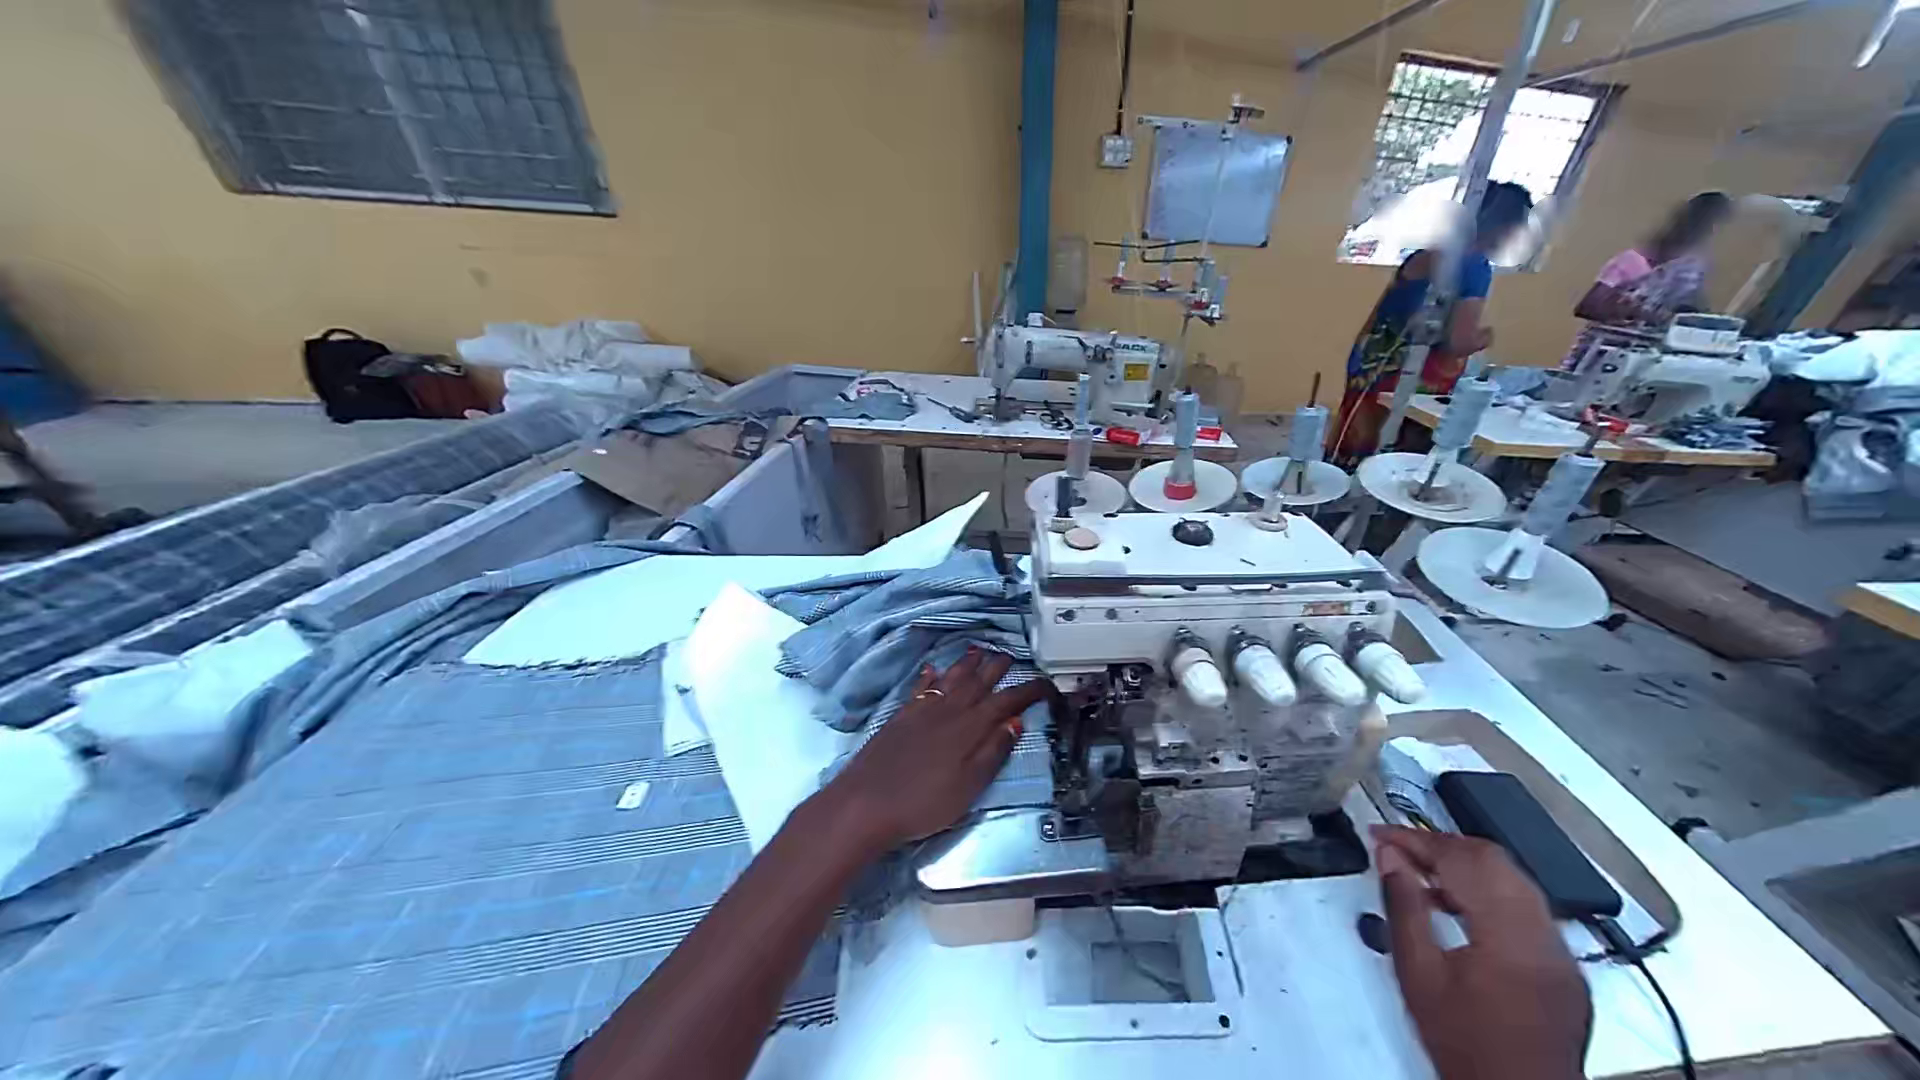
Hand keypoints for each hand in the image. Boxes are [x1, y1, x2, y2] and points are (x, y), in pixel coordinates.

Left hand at [810, 649, 1051, 859]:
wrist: (865, 802)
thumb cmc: (924, 802)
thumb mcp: (969, 786)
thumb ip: (993, 752)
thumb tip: (1015, 722)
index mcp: (970, 728)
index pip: (1006, 702)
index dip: (1028, 691)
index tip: (1045, 684)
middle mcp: (948, 711)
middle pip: (978, 682)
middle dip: (997, 667)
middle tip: (1010, 655)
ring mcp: (921, 710)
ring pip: (950, 678)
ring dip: (966, 664)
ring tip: (978, 651)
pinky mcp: (900, 716)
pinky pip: (921, 687)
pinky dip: (930, 676)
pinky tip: (932, 670)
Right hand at [1374, 825, 1591, 1079]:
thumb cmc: (1465, 1044)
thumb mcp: (1417, 972)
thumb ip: (1403, 905)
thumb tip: (1389, 857)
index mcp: (1509, 937)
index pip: (1462, 860)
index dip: (1415, 840)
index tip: (1381, 835)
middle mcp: (1545, 938)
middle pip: (1494, 860)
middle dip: (1440, 845)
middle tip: (1398, 847)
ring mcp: (1561, 953)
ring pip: (1512, 878)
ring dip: (1464, 865)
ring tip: (1420, 872)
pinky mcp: (1565, 967)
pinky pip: (1526, 906)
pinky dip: (1487, 890)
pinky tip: (1455, 904)